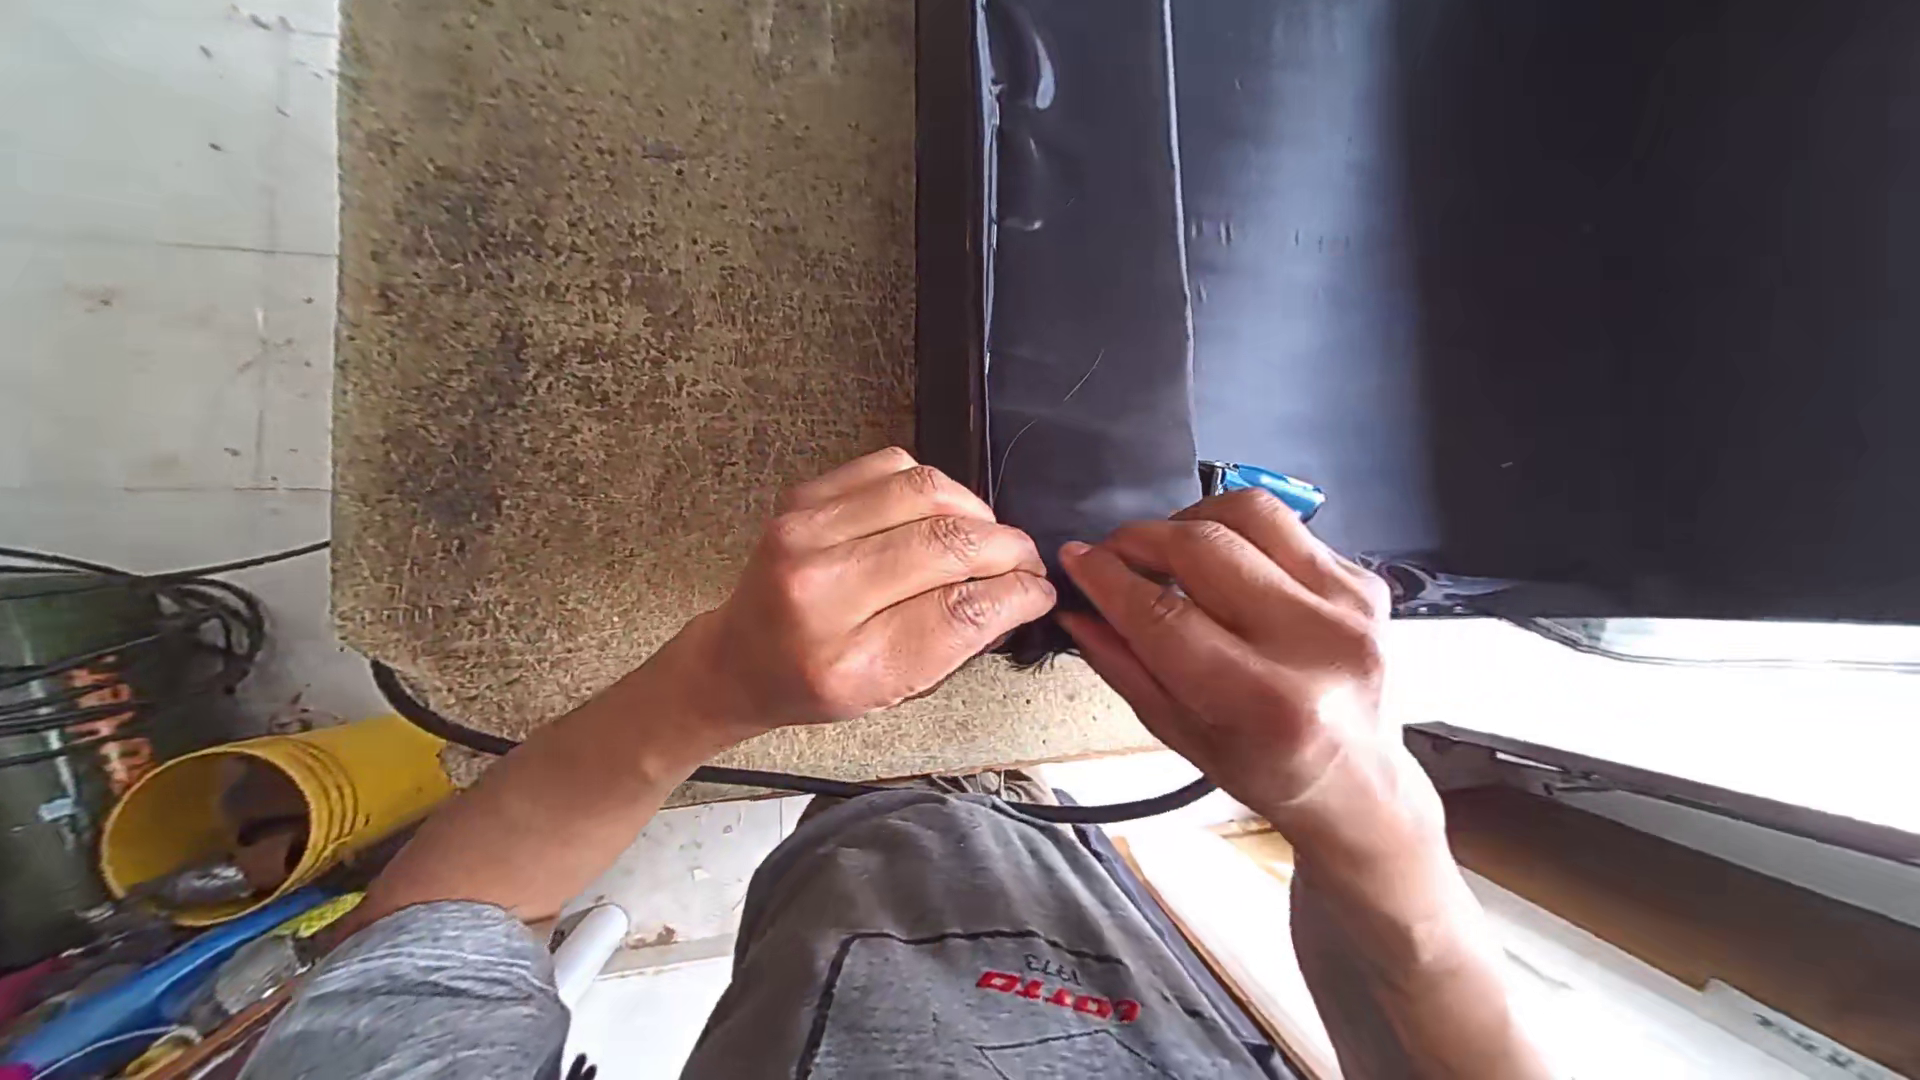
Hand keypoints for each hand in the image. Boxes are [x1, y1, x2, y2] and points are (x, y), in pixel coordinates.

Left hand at [682, 448, 1056, 737]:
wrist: (740, 657)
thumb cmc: (812, 683)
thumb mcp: (891, 692)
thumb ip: (956, 643)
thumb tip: (1015, 591)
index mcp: (848, 663)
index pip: (960, 611)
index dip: (1016, 593)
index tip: (1036, 589)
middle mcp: (820, 592)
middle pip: (948, 544)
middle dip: (1007, 548)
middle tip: (1023, 559)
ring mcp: (806, 534)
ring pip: (926, 492)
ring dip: (976, 511)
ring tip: (985, 533)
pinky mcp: (803, 499)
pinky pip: (893, 466)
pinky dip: (934, 484)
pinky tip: (939, 511)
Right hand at [1057, 489, 1443, 869]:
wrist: (1359, 778)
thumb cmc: (1264, 767)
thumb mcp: (1175, 731)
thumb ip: (1120, 663)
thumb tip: (1076, 609)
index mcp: (1264, 701)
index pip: (1164, 615)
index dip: (1107, 578)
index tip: (1076, 558)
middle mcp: (1315, 643)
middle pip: (1202, 547)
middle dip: (1139, 540)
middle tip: (1113, 553)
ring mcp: (1348, 604)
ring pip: (1245, 512)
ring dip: (1186, 521)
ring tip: (1166, 551)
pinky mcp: (1363, 579)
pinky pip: (1280, 522)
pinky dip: (1231, 529)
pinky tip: (1219, 560)